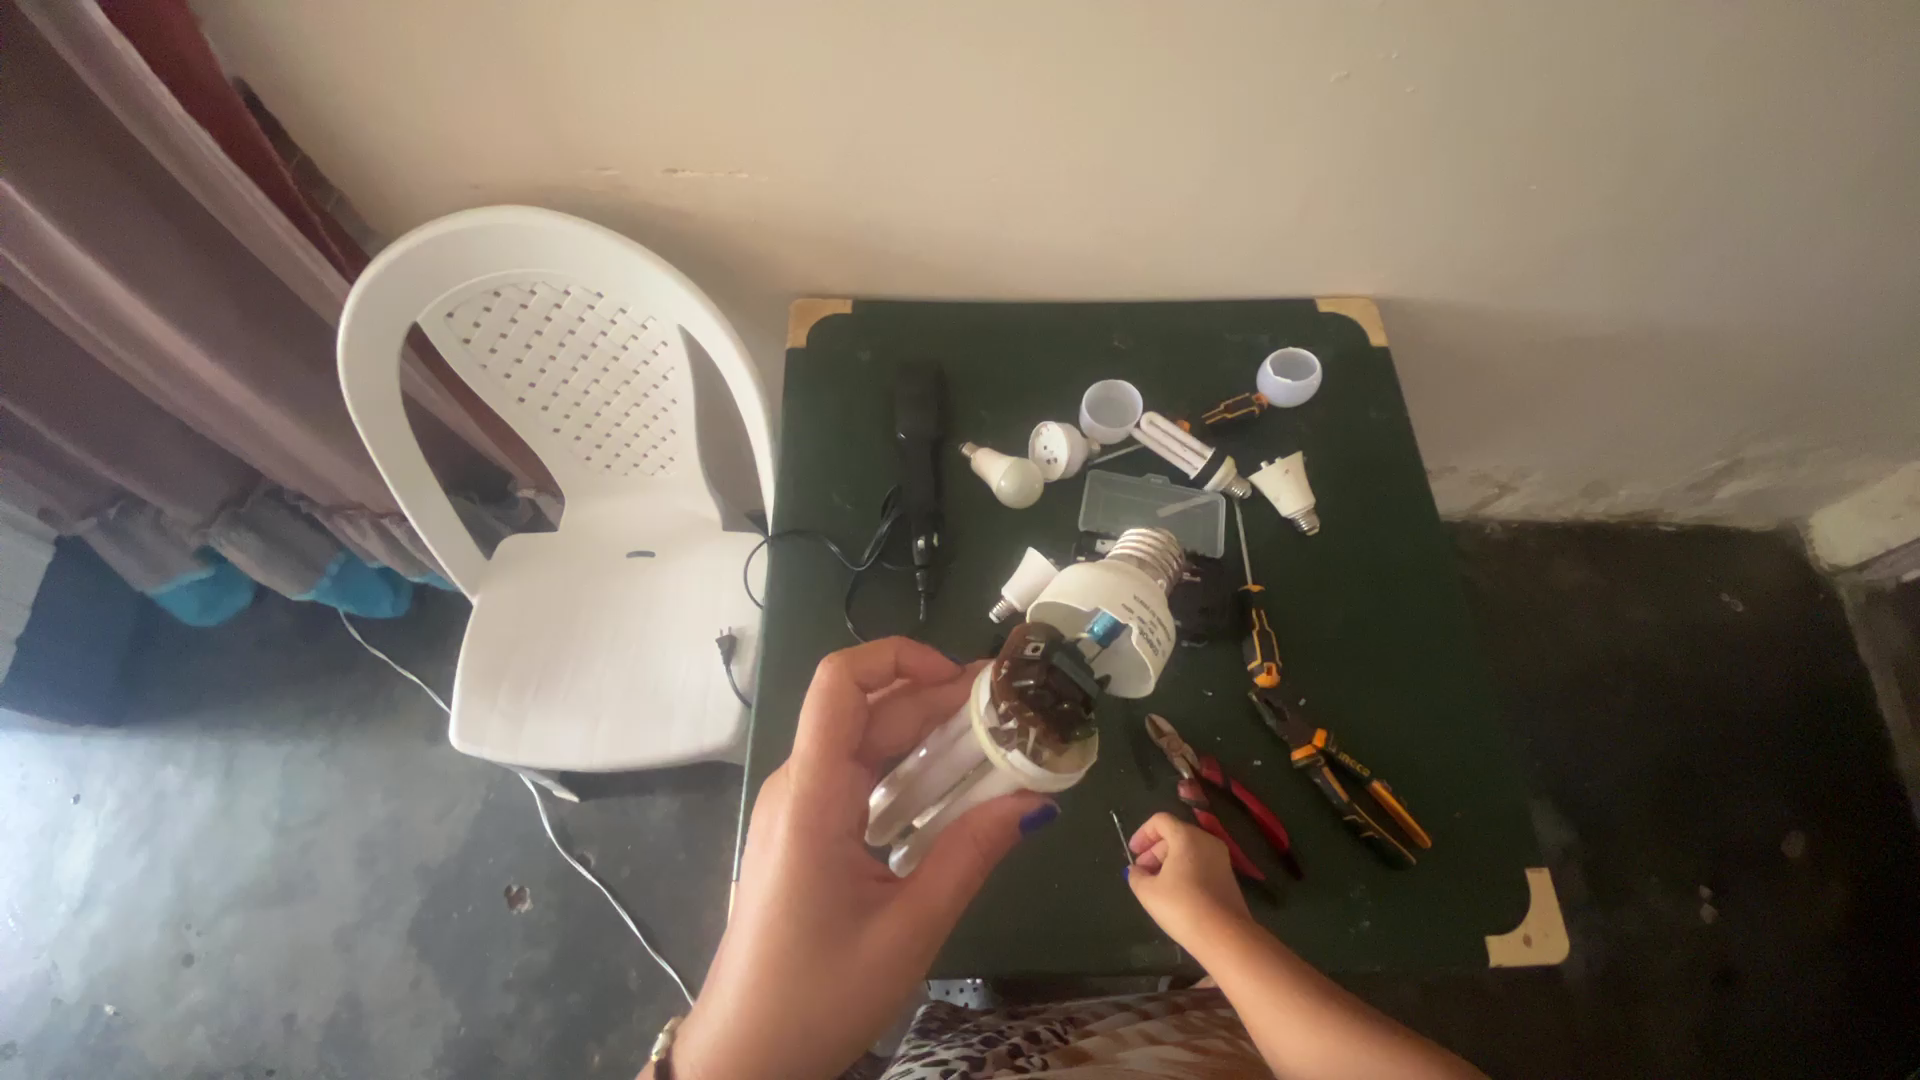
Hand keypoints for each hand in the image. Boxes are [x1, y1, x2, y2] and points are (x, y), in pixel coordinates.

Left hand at [670, 638, 1055, 1079]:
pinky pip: (858, 772)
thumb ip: (971, 856)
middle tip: (1008, 710)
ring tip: (993, 739)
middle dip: (936, 698)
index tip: (963, 680)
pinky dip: (907, 766)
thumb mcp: (908, 930)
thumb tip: (1036, 803)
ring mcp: (798, 804)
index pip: (839, 683)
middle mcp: (799, 783)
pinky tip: (951, 785)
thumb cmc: (816, 996)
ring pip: (864, 738)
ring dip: (925, 730)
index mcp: (812, 796)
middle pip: (867, 709)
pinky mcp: (806, 826)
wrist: (744, 1056)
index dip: (900, 657)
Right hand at [1127, 811, 1253, 949]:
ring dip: (1168, 861)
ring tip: (1156, 884)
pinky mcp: (1228, 878)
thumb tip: (1136, 870)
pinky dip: (1184, 870)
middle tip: (1142, 871)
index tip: (1132, 853)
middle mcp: (1206, 841)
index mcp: (1187, 836)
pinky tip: (1175, 893)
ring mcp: (1221, 859)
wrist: (1225, 937)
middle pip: (1175, 834)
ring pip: (1188, 850)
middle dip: (1154, 850)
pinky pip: (1201, 863)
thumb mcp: (1148, 892)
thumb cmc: (1182, 906)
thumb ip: (1136, 876)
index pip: (1160, 821)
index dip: (1142, 834)